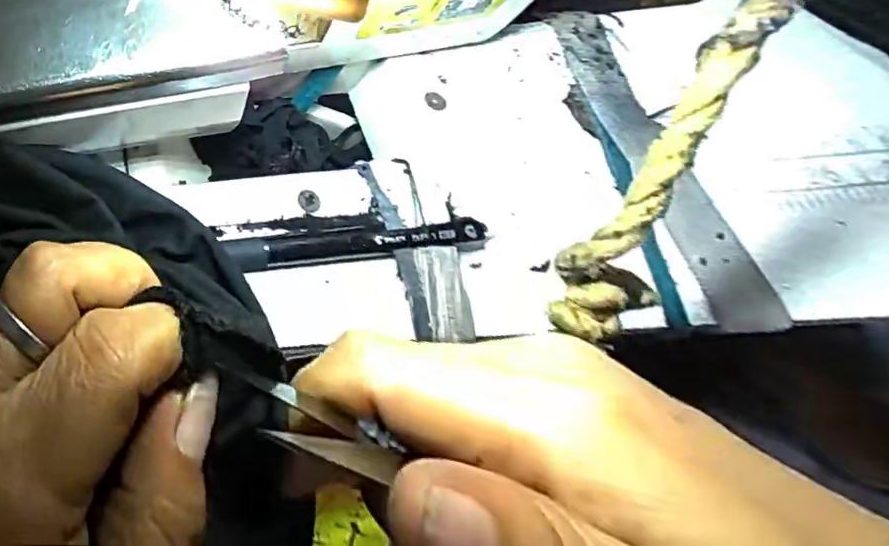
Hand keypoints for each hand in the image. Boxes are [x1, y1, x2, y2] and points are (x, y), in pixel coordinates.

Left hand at [0, 242, 216, 544]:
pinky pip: (11, 308)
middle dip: (120, 279)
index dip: (166, 338)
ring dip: (91, 291)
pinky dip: (60, 314)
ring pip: (26, 277)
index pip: (101, 345)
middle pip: (44, 272)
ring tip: (125, 353)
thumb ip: (163, 496)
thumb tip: (192, 387)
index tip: (192, 372)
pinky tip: (80, 368)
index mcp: (12, 462)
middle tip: (158, 339)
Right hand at [294, 331, 888, 545]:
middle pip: (387, 366)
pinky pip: (471, 398)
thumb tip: (402, 493)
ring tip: (444, 523)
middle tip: (383, 527)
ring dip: (403, 446)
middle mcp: (541, 360)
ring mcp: (567, 370)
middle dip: (360, 439)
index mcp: (546, 400)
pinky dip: (449, 443)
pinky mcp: (584, 393)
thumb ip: (524, 538)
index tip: (304, 489)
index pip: (365, 360)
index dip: (313, 412)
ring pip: (422, 380)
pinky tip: (498, 505)